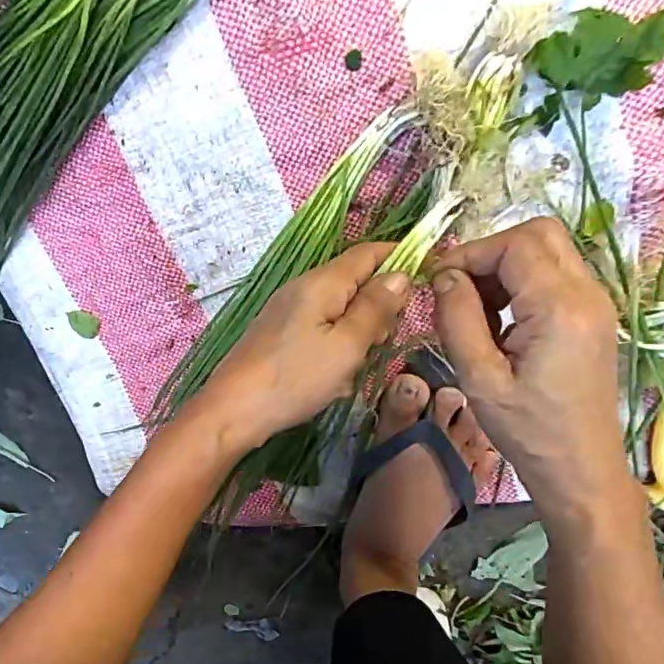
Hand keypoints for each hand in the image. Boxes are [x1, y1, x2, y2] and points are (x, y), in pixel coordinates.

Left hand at [187, 243, 411, 451]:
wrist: (233, 410)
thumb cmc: (295, 378)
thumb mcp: (347, 345)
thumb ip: (376, 308)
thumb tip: (401, 274)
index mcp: (323, 282)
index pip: (369, 252)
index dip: (401, 256)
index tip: (430, 271)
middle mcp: (305, 287)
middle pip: (356, 279)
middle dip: (380, 303)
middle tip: (386, 339)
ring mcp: (290, 310)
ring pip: (341, 307)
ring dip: (360, 329)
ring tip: (358, 363)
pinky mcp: (282, 332)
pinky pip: (323, 326)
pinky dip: (339, 343)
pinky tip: (336, 373)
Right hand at [429, 217, 631, 510]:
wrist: (581, 469)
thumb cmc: (529, 432)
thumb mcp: (481, 380)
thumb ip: (458, 319)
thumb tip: (445, 276)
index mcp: (561, 307)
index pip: (515, 244)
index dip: (471, 252)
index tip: (439, 280)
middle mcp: (588, 294)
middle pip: (540, 233)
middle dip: (493, 251)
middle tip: (462, 288)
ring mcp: (597, 304)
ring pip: (550, 251)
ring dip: (509, 266)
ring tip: (479, 310)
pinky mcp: (595, 317)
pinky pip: (558, 276)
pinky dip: (526, 283)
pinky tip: (503, 322)